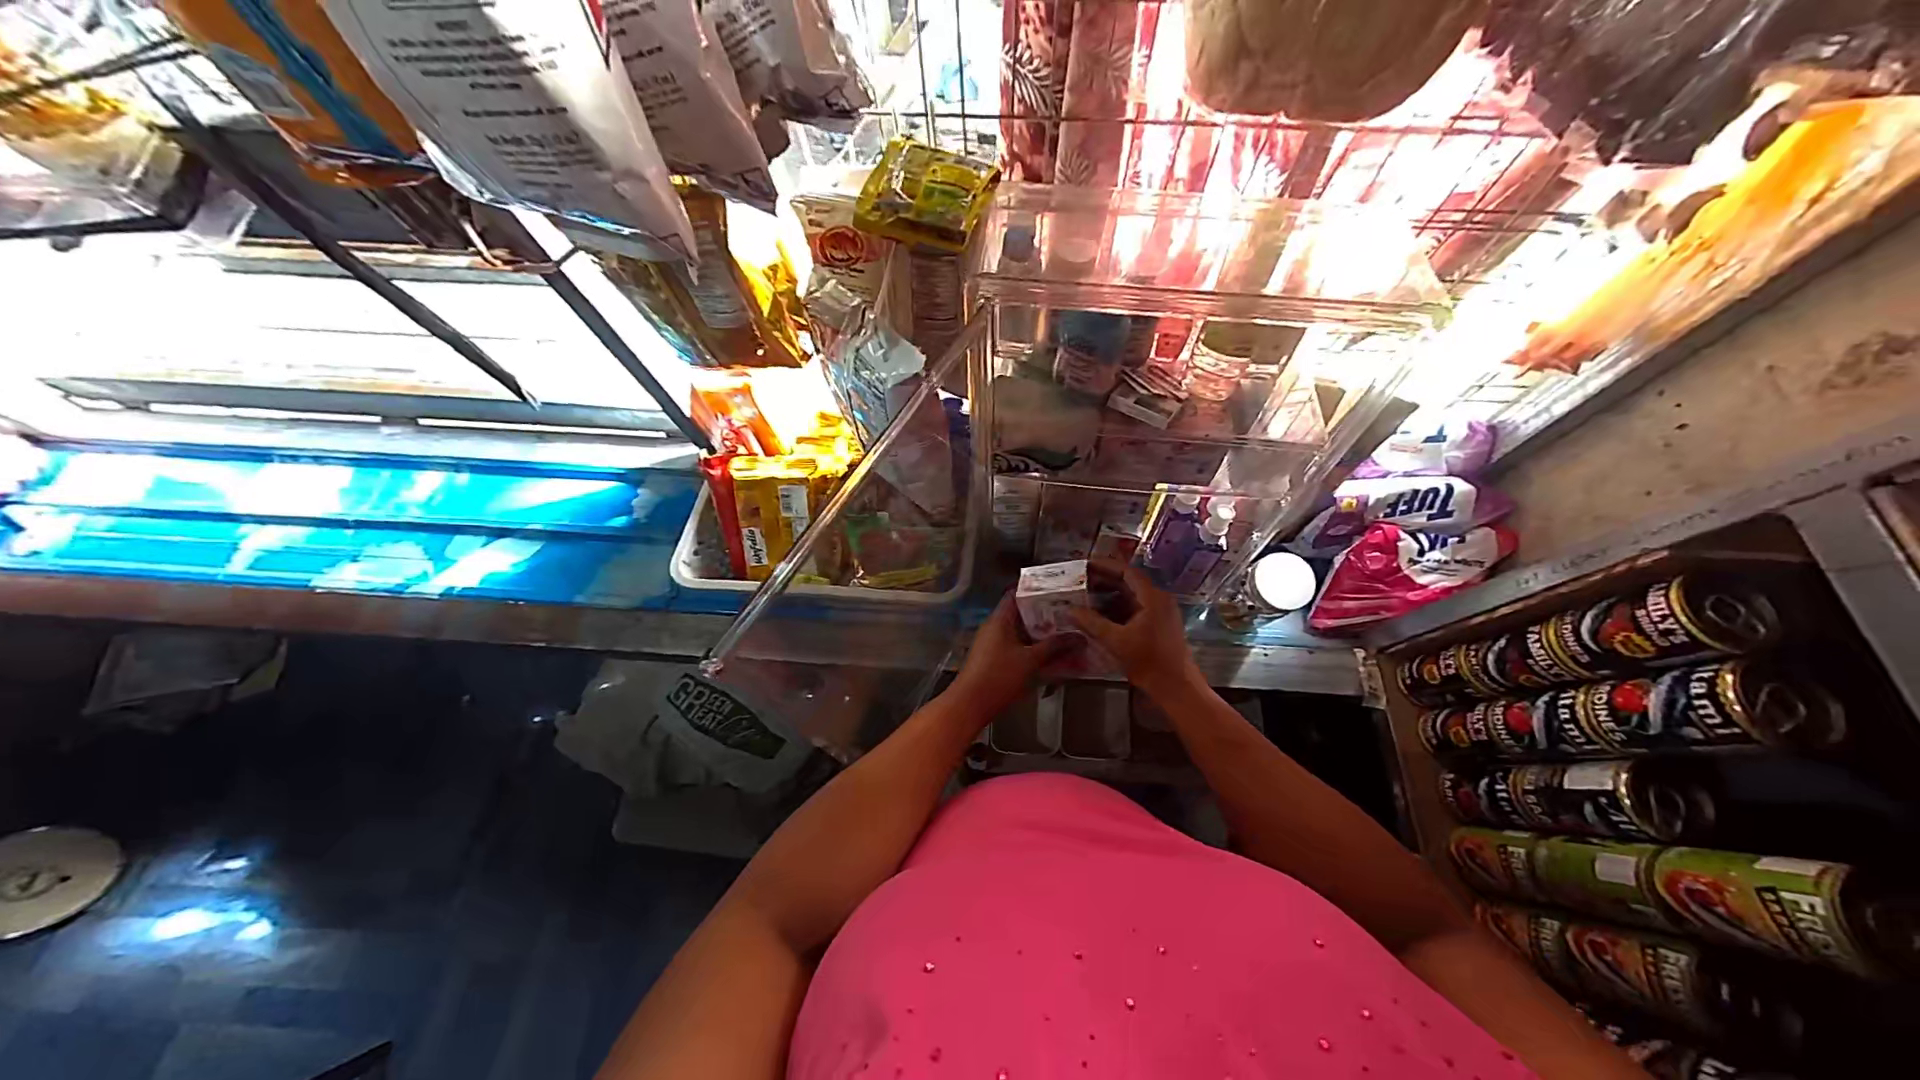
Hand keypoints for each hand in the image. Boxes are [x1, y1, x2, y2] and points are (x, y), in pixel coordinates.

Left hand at [948, 595, 1069, 715]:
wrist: (970, 705)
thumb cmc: (998, 676)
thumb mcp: (1030, 660)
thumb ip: (1054, 646)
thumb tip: (1079, 636)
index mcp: (1000, 619)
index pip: (1016, 594)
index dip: (1036, 590)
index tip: (1058, 591)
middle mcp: (995, 627)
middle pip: (1021, 614)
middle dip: (1044, 615)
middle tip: (1068, 614)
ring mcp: (993, 644)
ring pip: (1021, 632)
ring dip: (1040, 634)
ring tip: (1066, 634)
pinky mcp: (995, 659)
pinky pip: (1017, 647)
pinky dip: (1033, 648)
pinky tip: (1051, 655)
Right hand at [1070, 558, 1201, 698]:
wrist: (1176, 687)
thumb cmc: (1149, 661)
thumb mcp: (1116, 641)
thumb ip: (1092, 623)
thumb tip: (1069, 609)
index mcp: (1153, 598)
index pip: (1128, 572)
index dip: (1106, 566)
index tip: (1086, 565)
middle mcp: (1159, 600)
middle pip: (1130, 582)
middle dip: (1105, 580)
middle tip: (1081, 580)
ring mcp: (1161, 613)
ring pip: (1132, 597)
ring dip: (1110, 595)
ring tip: (1086, 596)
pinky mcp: (1159, 626)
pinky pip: (1136, 609)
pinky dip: (1118, 608)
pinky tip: (1100, 615)